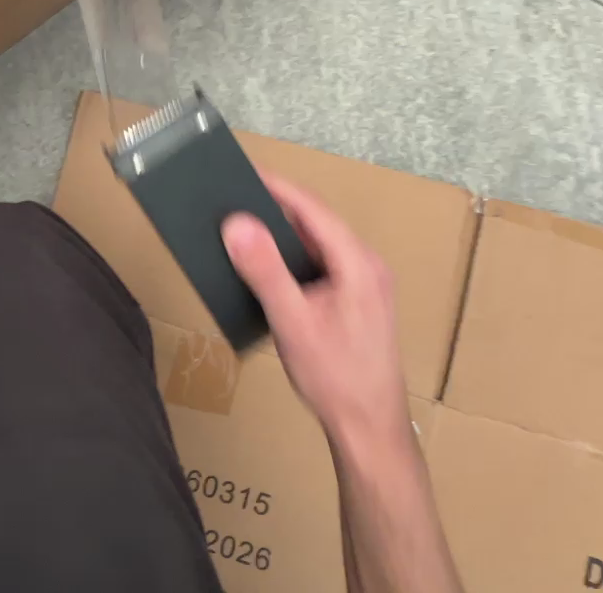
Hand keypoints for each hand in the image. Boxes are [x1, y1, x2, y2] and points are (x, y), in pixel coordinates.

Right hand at [221, 172, 408, 446]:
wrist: (370, 431)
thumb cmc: (335, 377)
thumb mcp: (292, 321)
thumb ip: (265, 270)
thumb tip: (236, 222)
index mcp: (358, 263)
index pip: (312, 208)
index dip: (276, 186)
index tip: (241, 171)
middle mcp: (366, 266)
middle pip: (315, 222)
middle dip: (274, 207)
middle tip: (232, 197)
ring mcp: (364, 284)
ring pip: (317, 243)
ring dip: (282, 233)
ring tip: (242, 226)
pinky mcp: (355, 302)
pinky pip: (319, 264)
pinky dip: (290, 257)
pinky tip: (265, 266)